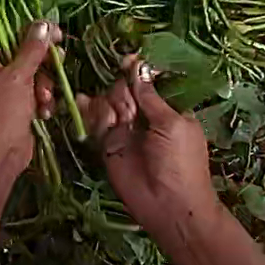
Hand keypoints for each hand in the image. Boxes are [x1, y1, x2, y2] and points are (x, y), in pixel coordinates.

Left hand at [0, 20, 62, 179]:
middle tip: (59, 60)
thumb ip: (32, 49)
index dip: (31, 33)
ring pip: (35, 77)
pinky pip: (36, 96)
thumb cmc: (2, 110)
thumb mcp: (18, 75)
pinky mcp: (19, 109)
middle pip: (25, 56)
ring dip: (45, 86)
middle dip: (43, 64)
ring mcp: (6, 93)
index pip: (9, 35)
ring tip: (45, 99)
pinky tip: (44, 112)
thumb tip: (44, 24)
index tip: (55, 33)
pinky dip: (42, 102)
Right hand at [78, 55, 218, 237]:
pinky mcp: (109, 145)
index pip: (148, 81)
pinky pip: (96, 122)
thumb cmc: (180, 162)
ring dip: (109, 104)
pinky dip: (90, 113)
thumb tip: (138, 67)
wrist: (169, 204)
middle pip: (124, 88)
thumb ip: (150, 96)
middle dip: (122, 91)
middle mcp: (145, 115)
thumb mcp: (171, 123)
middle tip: (129, 111)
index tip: (127, 60)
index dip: (138, 70)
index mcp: (168, 107)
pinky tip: (84, 105)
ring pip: (109, 102)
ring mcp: (126, 130)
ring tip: (117, 121)